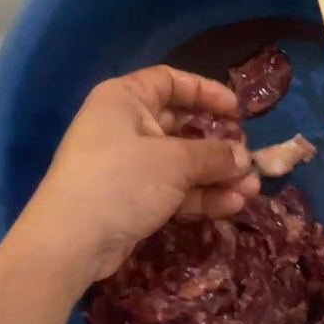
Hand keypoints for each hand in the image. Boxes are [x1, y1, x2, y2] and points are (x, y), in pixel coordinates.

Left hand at [19, 66, 259, 282]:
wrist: (72, 241)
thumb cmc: (121, 181)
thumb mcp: (174, 162)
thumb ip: (213, 155)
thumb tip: (244, 158)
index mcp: (125, 99)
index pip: (170, 81)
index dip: (206, 93)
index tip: (238, 111)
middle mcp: (125, 126)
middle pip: (181, 126)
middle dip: (219, 145)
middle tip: (248, 159)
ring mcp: (128, 165)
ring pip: (181, 163)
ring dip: (216, 176)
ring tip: (251, 191)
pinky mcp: (132, 199)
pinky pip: (173, 190)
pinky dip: (200, 196)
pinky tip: (231, 206)